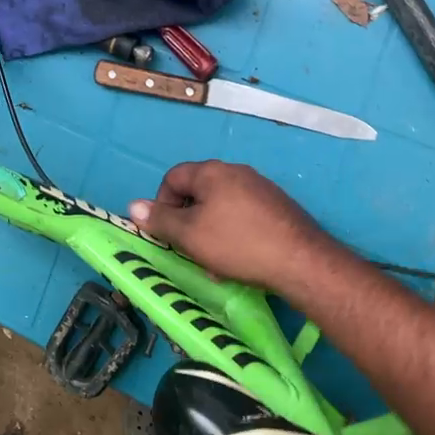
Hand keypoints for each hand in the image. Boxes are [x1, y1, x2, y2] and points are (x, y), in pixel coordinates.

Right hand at [129, 161, 340, 290]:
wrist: (301, 261)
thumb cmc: (238, 244)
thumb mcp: (190, 235)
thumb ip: (160, 220)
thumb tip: (133, 205)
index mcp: (211, 171)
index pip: (173, 177)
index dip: (161, 204)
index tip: (165, 233)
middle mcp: (236, 171)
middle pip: (198, 191)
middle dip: (188, 221)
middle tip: (188, 250)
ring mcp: (261, 187)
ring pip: (221, 206)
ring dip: (210, 231)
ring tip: (215, 263)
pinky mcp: (278, 206)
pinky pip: (244, 215)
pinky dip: (234, 234)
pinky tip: (240, 261)